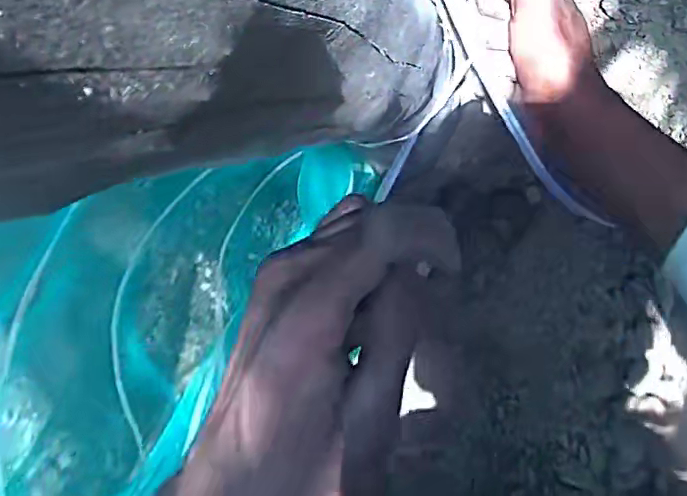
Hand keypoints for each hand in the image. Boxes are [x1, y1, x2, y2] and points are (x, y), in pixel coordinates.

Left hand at [171, 196, 459, 495]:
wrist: (233, 491)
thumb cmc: (304, 469)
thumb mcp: (368, 419)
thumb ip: (398, 333)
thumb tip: (418, 270)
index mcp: (306, 309)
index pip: (382, 229)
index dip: (429, 235)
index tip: (454, 270)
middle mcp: (287, 272)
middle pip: (371, 217)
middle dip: (414, 240)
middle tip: (438, 287)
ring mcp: (277, 269)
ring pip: (355, 218)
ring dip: (390, 244)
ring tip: (406, 294)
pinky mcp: (277, 277)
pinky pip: (337, 237)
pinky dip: (367, 250)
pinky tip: (372, 296)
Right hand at [461, 0, 686, 252]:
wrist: (560, 110)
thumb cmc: (552, 55)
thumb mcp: (536, 1)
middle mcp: (540, 15)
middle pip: (492, 7)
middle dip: (488, 21)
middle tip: (502, 36)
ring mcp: (528, 44)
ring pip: (487, 35)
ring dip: (489, 48)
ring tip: (506, 61)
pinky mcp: (518, 69)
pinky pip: (491, 61)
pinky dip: (492, 68)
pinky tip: (504, 75)